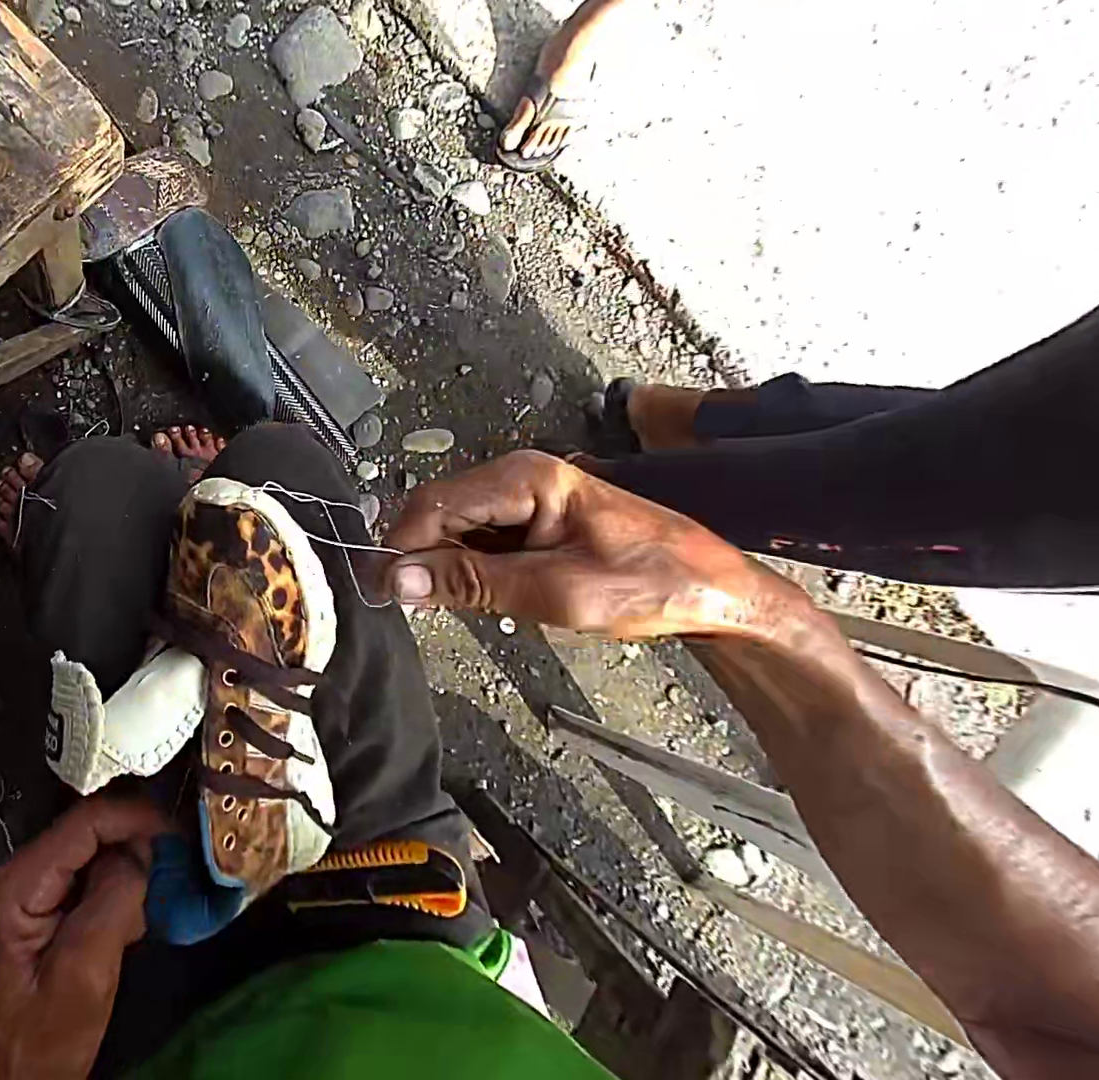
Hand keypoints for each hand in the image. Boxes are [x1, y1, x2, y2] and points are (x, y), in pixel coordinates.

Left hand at [0, 795, 171, 1079]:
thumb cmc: (36, 1047)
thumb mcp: (82, 977)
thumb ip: (114, 903)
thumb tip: (143, 855)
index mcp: (20, 882)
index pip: (85, 819)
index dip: (134, 815)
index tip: (175, 830)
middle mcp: (24, 872)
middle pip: (92, 826)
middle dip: (139, 835)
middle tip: (178, 857)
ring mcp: (38, 887)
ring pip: (99, 846)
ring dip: (137, 858)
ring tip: (166, 882)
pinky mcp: (53, 903)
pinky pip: (98, 871)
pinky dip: (128, 879)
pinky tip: (143, 905)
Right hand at [381, 450, 800, 639]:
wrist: (714, 592)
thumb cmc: (651, 586)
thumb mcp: (556, 592)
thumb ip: (472, 582)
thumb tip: (399, 578)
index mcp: (526, 478)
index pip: (433, 504)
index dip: (401, 547)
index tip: (384, 590)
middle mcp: (516, 475)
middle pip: (433, 511)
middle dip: (418, 556)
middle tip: (415, 604)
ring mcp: (519, 495)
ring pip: (446, 526)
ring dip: (439, 564)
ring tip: (453, 602)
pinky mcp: (523, 516)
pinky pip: (470, 537)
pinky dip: (461, 567)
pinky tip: (478, 591)